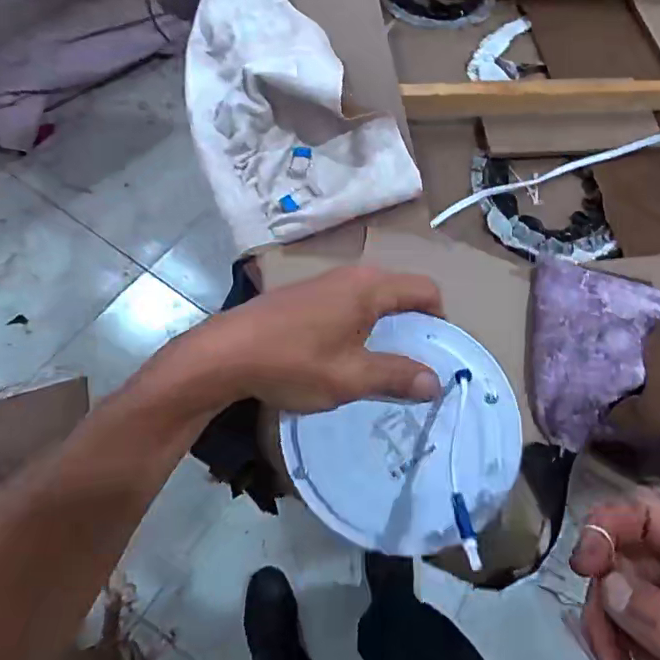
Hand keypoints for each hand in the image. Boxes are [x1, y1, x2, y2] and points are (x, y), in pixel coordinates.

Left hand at [141, 265, 445, 416]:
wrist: (220, 354)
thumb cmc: (293, 362)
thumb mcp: (351, 378)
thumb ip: (397, 376)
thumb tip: (436, 383)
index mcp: (371, 287)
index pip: (425, 290)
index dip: (439, 318)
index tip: (434, 350)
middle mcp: (353, 275)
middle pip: (401, 291)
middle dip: (412, 323)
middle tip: (410, 359)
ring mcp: (325, 281)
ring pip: (373, 297)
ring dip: (384, 324)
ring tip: (376, 360)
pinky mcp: (304, 294)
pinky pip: (349, 301)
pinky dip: (359, 322)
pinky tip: (340, 352)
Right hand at [572, 492, 659, 659]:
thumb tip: (608, 578)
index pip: (653, 514)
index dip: (609, 525)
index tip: (580, 569)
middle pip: (633, 552)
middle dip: (606, 594)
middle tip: (606, 658)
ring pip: (630, 588)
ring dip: (611, 628)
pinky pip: (641, 620)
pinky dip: (624, 644)